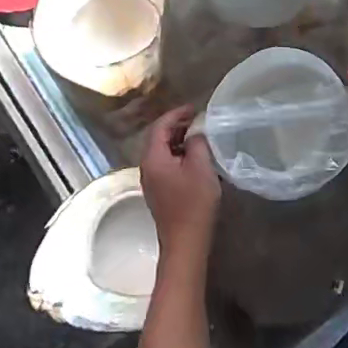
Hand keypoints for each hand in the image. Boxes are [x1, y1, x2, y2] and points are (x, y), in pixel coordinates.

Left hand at [140, 105, 218, 255]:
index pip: (159, 127)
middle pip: (158, 139)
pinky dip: (180, 154)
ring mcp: (152, 181)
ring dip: (179, 140)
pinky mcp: (161, 191)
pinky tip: (196, 157)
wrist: (185, 239)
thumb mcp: (201, 167)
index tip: (195, 107)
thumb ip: (197, 143)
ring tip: (200, 135)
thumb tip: (196, 133)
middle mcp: (147, 167)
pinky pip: (167, 164)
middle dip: (177, 126)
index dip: (176, 114)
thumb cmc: (194, 201)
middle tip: (199, 119)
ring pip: (163, 152)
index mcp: (153, 158)